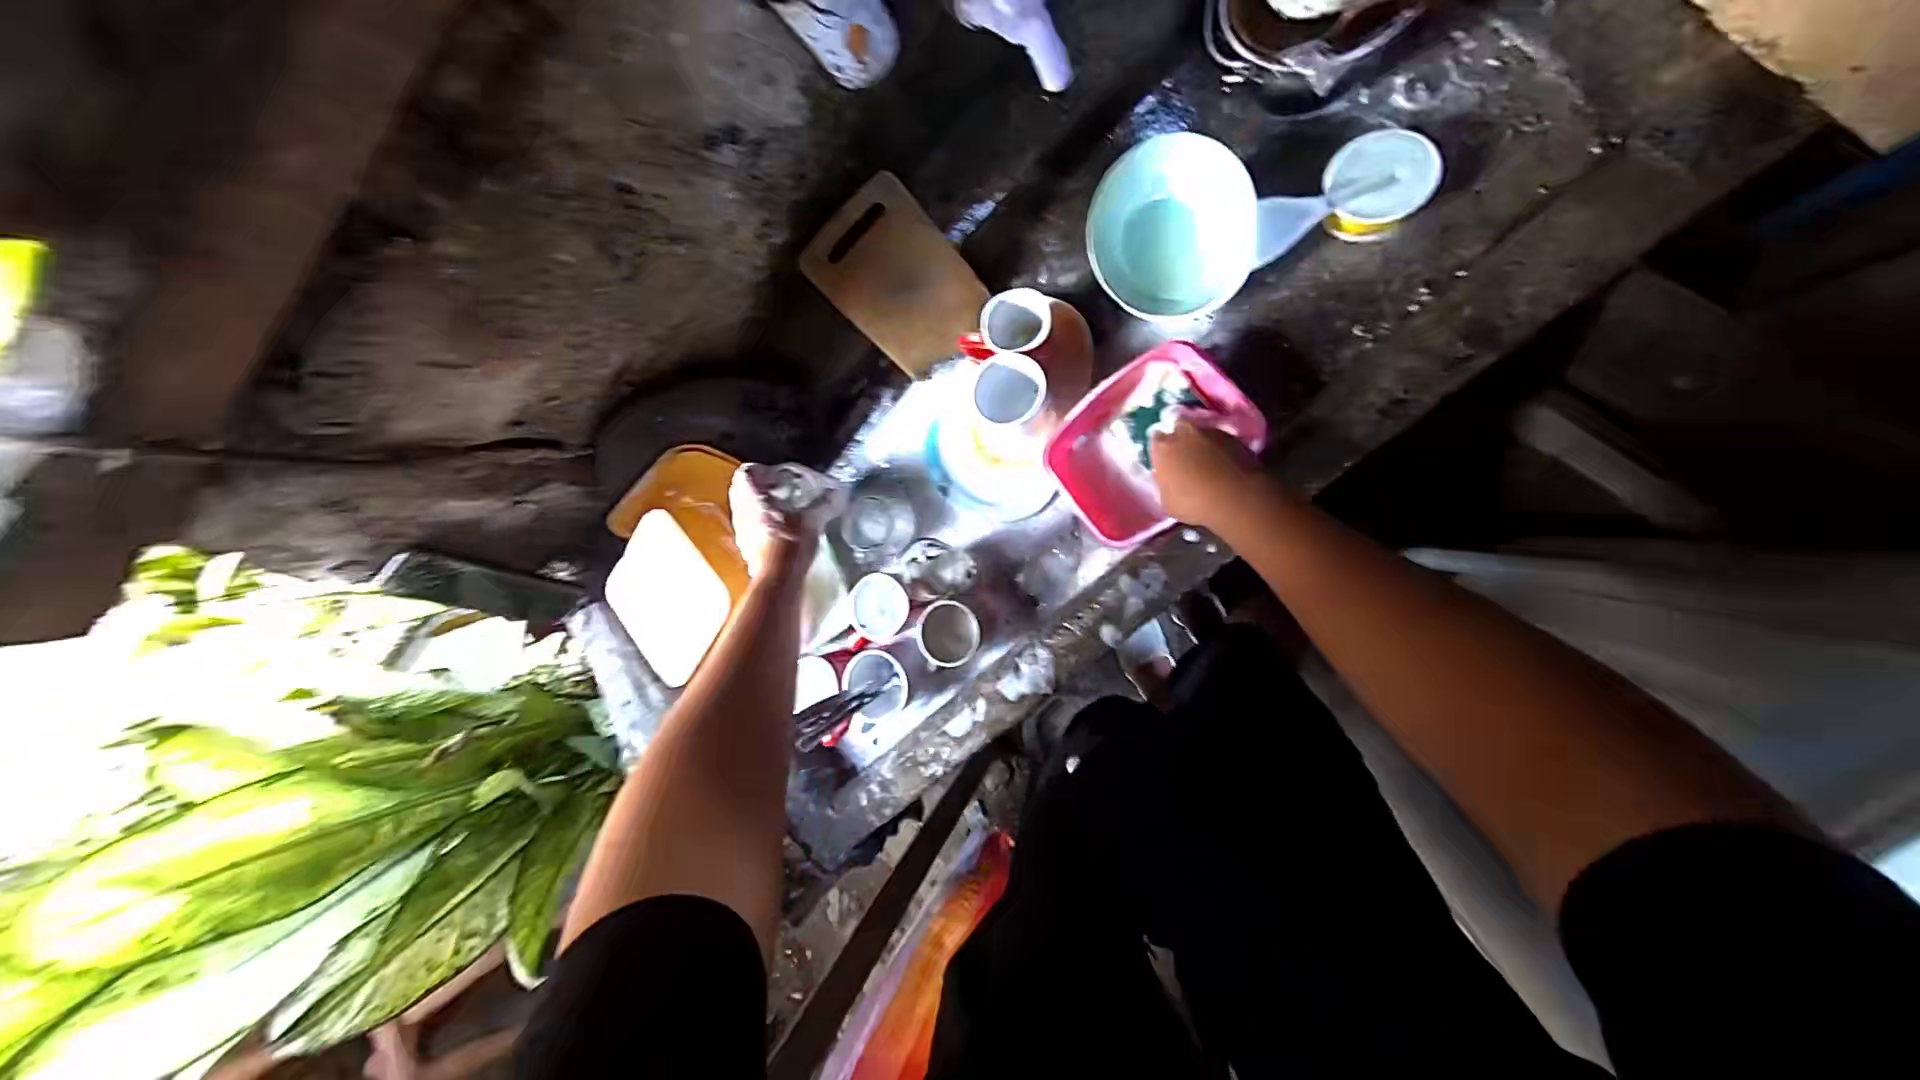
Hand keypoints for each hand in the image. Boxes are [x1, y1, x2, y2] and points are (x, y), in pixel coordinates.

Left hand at [728, 463, 822, 578]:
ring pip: (745, 511)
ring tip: (785, 513)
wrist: (777, 580)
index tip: (777, 476)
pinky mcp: (745, 550)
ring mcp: (740, 532)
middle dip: (760, 489)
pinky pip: (750, 530)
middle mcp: (740, 512)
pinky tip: (783, 534)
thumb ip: (824, 504)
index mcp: (751, 497)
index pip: (745, 472)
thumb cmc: (791, 542)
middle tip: (782, 492)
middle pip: (743, 492)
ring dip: (760, 509)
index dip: (760, 470)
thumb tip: (840, 492)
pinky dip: (763, 527)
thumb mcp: (812, 520)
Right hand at [1148, 413, 1265, 529]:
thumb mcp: (1166, 501)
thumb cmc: (1193, 503)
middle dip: (1181, 439)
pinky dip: (1220, 447)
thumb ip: (1164, 483)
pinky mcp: (1233, 436)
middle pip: (1179, 428)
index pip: (1156, 440)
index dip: (1161, 450)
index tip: (1166, 461)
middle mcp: (1184, 432)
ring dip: (1201, 442)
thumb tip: (1167, 478)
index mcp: (1162, 447)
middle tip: (1185, 456)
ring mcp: (1210, 432)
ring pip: (1201, 432)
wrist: (1235, 498)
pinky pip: (1220, 439)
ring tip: (1207, 460)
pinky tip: (1224, 462)